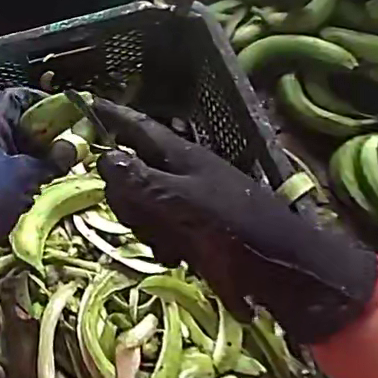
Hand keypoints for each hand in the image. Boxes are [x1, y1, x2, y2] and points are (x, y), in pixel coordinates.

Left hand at [0, 88, 56, 297]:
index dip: (36, 98)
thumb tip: (74, 146)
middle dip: (41, 128)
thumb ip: (52, 159)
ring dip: (36, 151)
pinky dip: (26, 168)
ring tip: (58, 159)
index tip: (60, 110)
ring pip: (13, 145)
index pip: (11, 97)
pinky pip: (8, 165)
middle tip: (65, 137)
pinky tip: (42, 180)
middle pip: (14, 121)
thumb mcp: (25, 176)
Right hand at [91, 100, 377, 344]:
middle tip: (140, 216)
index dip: (114, 117)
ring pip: (142, 203)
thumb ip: (143, 181)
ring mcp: (188, 202)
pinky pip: (159, 228)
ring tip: (168, 243)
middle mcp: (181, 173)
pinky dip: (162, 241)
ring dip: (146, 224)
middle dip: (128, 195)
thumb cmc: (239, 230)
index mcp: (181, 156)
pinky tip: (178, 256)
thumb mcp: (184, 202)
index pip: (139, 128)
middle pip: (132, 171)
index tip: (88, 103)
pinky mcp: (195, 230)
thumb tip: (104, 157)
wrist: (289, 274)